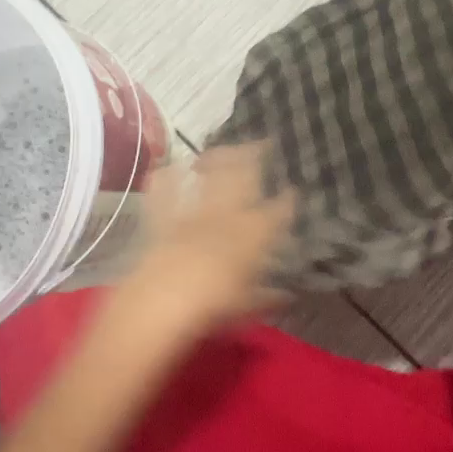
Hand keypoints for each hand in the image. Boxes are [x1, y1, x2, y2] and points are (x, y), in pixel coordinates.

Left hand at [111, 143, 294, 329]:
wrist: (160, 304)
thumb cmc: (213, 308)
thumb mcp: (248, 306)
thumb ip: (268, 297)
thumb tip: (285, 296)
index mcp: (255, 234)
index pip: (280, 210)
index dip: (288, 199)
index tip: (292, 191)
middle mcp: (228, 215)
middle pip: (245, 175)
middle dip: (255, 155)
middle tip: (262, 143)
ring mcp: (194, 212)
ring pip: (209, 175)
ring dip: (215, 158)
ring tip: (220, 148)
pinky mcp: (163, 219)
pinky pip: (164, 191)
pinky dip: (167, 177)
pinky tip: (169, 168)